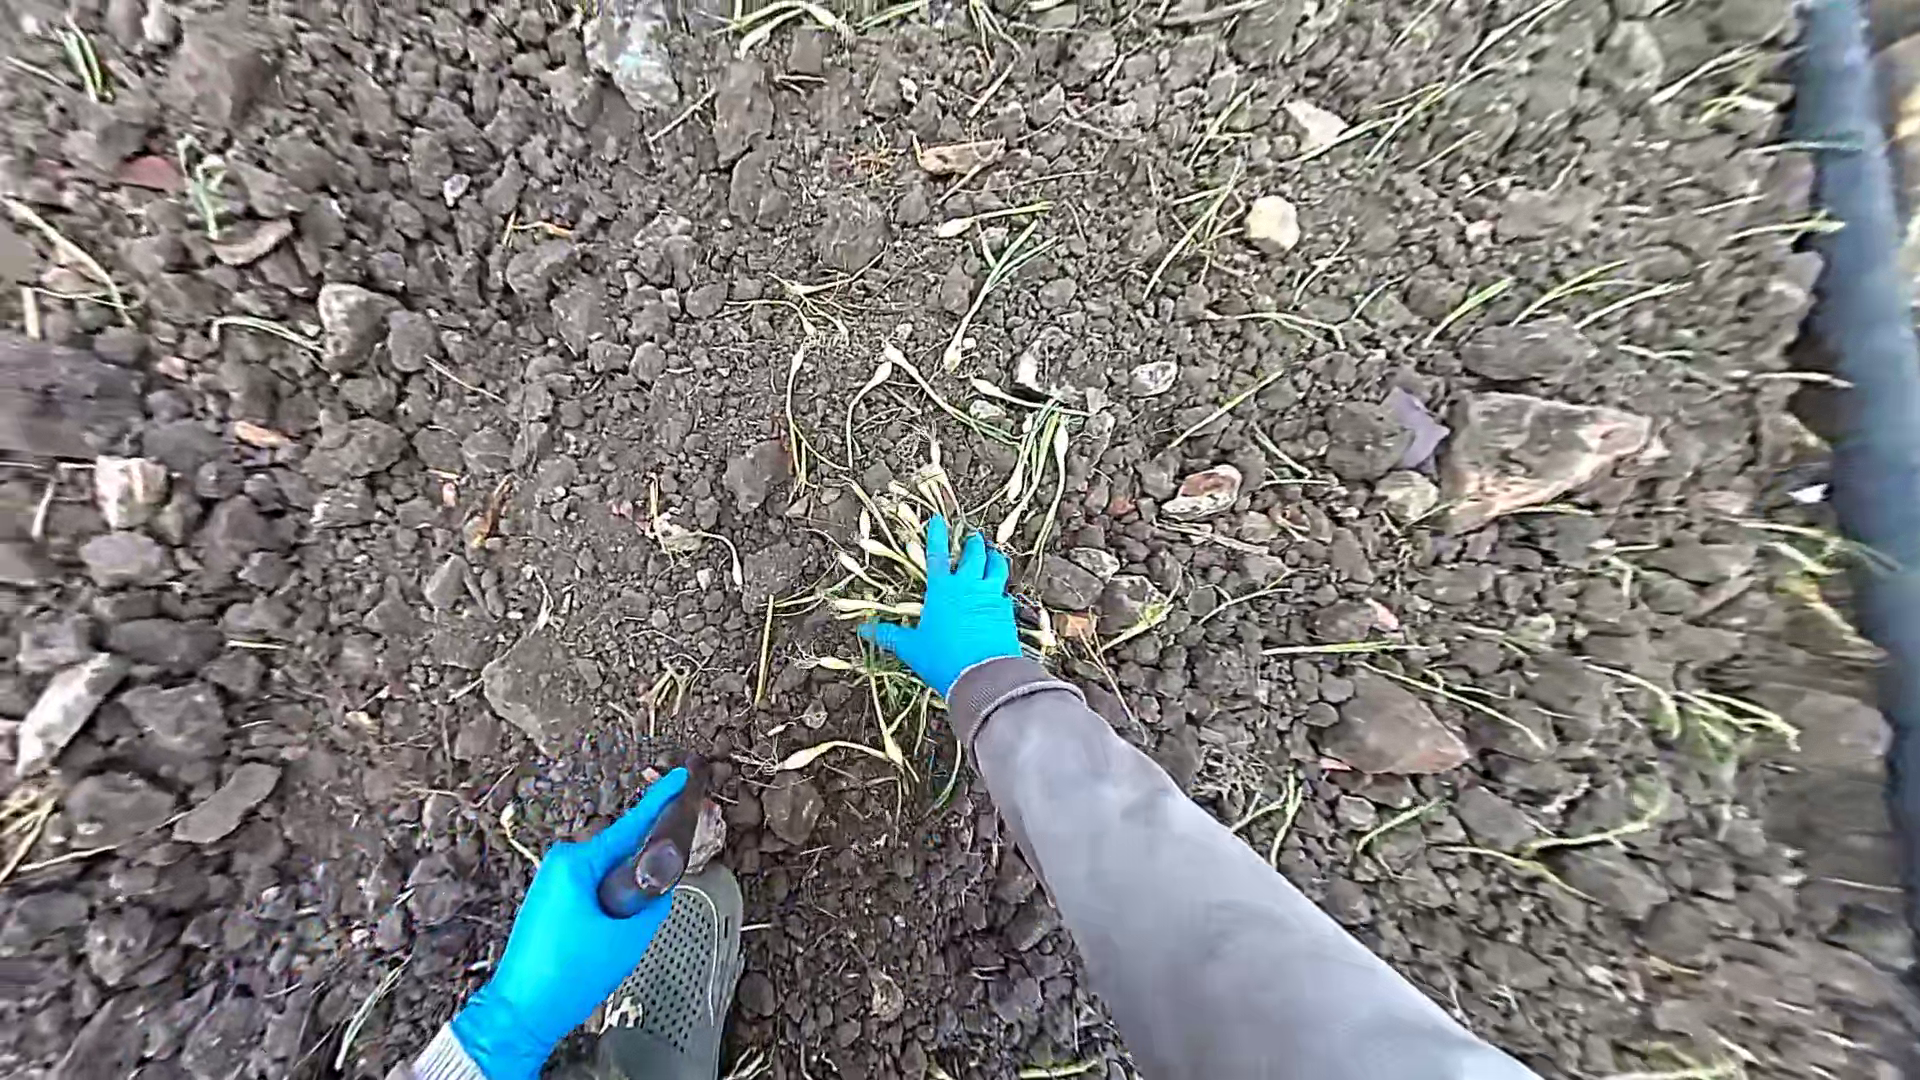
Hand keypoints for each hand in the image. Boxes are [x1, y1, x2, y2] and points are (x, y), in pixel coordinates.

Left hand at [450, 768, 689, 1079]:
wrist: (518, 1019)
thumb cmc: (563, 978)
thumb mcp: (630, 935)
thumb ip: (657, 900)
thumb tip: (664, 886)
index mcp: (578, 863)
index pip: (633, 821)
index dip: (663, 797)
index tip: (681, 776)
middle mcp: (563, 862)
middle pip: (624, 845)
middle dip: (649, 857)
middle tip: (671, 865)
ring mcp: (556, 879)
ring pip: (612, 866)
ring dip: (629, 881)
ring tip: (633, 914)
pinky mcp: (554, 896)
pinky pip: (596, 880)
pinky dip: (614, 891)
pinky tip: (619, 915)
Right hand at [859, 515, 1020, 696]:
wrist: (984, 674)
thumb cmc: (942, 658)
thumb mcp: (912, 647)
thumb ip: (889, 635)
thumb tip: (863, 630)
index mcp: (943, 589)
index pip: (937, 554)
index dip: (937, 535)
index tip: (939, 520)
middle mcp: (968, 586)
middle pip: (974, 555)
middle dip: (972, 543)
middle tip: (973, 536)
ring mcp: (991, 596)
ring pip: (997, 568)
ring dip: (995, 558)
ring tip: (994, 554)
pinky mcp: (1007, 611)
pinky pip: (1006, 593)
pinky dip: (1003, 590)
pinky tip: (1002, 594)